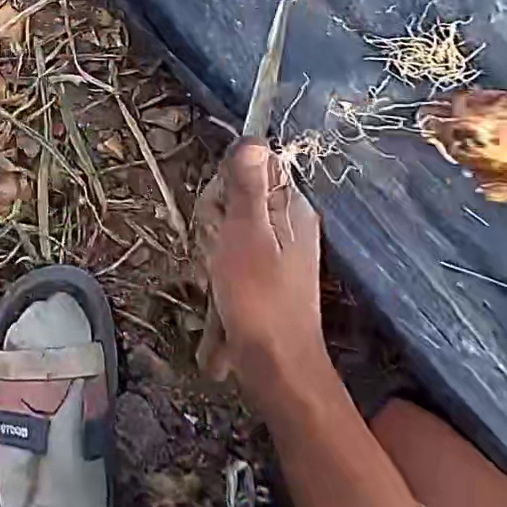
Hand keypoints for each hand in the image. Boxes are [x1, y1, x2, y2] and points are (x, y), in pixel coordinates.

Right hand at [202, 139, 325, 413]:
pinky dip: (220, 266)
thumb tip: (253, 138)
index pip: (254, 163)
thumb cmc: (259, 298)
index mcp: (292, 207)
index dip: (228, 181)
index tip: (221, 208)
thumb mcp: (245, 234)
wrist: (276, 368)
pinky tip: (220, 288)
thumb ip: (246, 187)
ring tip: (218, 272)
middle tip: (218, 245)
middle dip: (216, 216)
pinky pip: (232, 249)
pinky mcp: (265, 271)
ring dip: (214, 244)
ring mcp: (278, 248)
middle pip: (238, 192)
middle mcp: (290, 221)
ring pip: (229, 222)